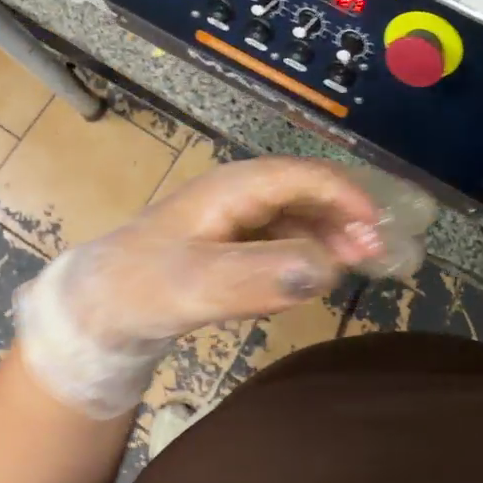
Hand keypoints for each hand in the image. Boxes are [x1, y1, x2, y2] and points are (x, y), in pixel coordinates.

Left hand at [13, 157, 389, 416]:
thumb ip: (259, 275)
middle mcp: (242, 192)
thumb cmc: (145, 286)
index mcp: (235, 187)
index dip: (346, 196)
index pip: (303, 176)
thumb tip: (328, 266)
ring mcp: (239, 214)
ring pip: (300, 211)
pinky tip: (324, 271)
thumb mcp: (197, 284)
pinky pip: (285, 234)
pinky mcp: (235, 239)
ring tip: (363, 263)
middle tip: (381, 254)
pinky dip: (312, 247)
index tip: (378, 230)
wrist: (101, 307)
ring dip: (334, 231)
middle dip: (348, 214)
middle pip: (308, 190)